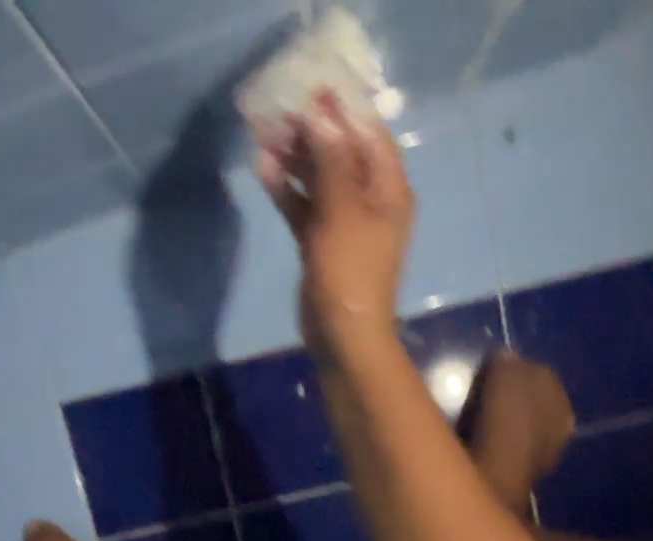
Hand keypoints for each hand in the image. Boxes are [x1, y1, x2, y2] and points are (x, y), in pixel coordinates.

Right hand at [255, 90, 414, 359]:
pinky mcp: (322, 243)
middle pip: (342, 155)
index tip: (311, 91)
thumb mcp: (343, 214)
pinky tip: (264, 170)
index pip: (370, 137)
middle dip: (312, 133)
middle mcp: (371, 202)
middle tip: (278, 111)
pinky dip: (288, 190)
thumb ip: (331, 164)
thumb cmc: (351, 274)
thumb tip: (320, 119)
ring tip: (263, 135)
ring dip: (295, 159)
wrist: (343, 336)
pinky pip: (305, 207)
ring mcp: (345, 224)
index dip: (342, 112)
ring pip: (319, 180)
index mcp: (389, 192)